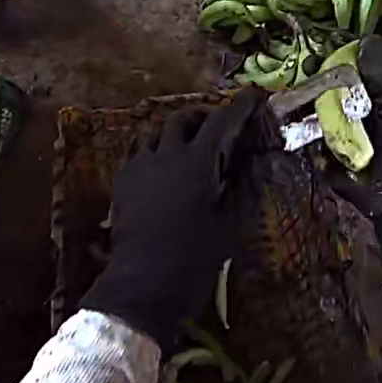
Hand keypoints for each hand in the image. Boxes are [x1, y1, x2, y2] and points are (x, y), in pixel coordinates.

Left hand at [82, 90, 264, 349]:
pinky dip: (155, 155)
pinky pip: (139, 156)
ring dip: (174, 136)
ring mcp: (139, 168)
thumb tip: (259, 161)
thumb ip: (243, 185)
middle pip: (181, 120)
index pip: (221, 121)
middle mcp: (166, 155)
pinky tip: (162, 175)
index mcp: (197, 162)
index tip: (252, 97)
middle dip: (200, 119)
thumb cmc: (195, 256)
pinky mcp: (122, 184)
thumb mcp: (229, 222)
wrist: (143, 285)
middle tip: (215, 130)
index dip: (239, 106)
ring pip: (155, 135)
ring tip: (186, 151)